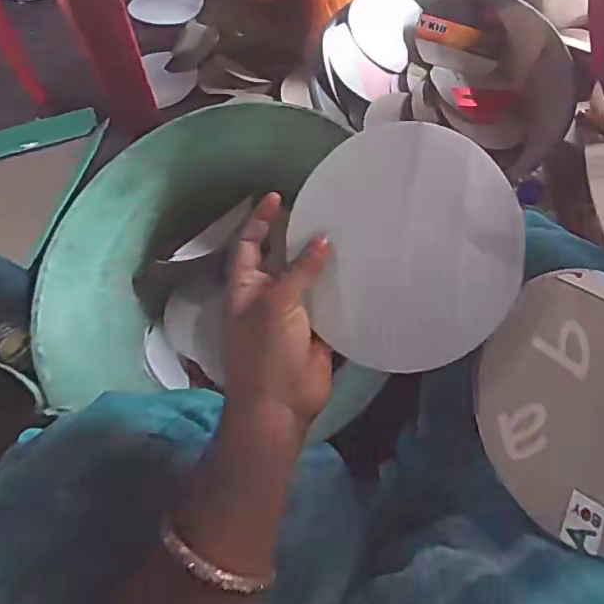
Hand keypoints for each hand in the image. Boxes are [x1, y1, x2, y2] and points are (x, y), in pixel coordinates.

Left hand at [221, 193, 333, 431]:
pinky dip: (339, 287)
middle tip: (319, 210)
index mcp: (245, 285)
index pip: (248, 242)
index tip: (277, 196)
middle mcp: (266, 293)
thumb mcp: (277, 303)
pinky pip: (327, 301)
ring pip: (306, 278)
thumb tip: (322, 239)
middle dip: (295, 235)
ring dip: (321, 261)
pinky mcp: (315, 329)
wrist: (279, 406)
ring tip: (344, 232)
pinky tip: (358, 269)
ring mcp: (292, 311)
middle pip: (280, 257)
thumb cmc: (265, 351)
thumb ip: (299, 270)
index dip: (260, 219)